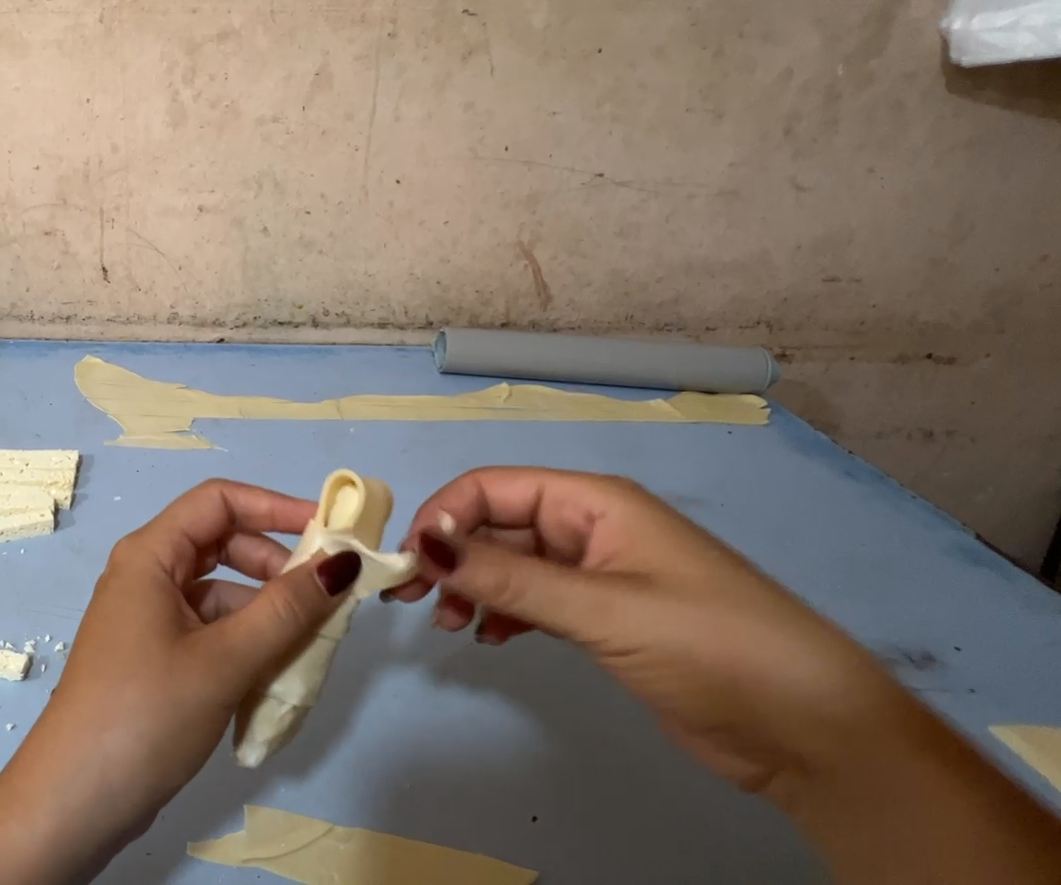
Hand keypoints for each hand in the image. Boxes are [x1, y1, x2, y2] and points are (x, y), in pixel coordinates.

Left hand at [0, 480, 361, 884]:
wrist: (75, 799)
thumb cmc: (146, 713)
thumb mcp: (224, 659)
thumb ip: (286, 609)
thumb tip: (341, 561)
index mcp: (151, 553)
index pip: (219, 500)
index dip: (276, 505)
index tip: (331, 529)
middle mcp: (148, 573)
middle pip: (224, 544)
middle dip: (277, 565)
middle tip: (328, 596)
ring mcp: (150, 616)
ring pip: (222, 592)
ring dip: (267, 612)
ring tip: (313, 645)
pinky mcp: (157, 655)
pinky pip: (212, 629)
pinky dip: (247, 643)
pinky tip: (278, 676)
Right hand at [386, 466, 1060, 883]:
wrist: (815, 735)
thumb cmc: (711, 647)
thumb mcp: (601, 608)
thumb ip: (507, 577)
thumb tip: (422, 543)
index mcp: (594, 502)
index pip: (492, 488)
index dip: (443, 515)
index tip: (408, 563)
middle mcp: (589, 528)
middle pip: (495, 524)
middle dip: (450, 556)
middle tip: (412, 601)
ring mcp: (596, 573)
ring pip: (508, 564)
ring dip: (471, 588)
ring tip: (451, 628)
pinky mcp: (603, 617)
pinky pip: (530, 599)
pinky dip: (501, 614)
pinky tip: (491, 640)